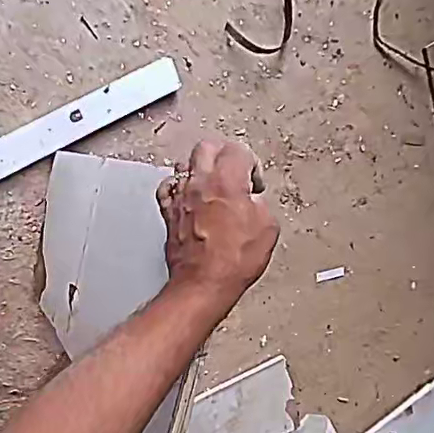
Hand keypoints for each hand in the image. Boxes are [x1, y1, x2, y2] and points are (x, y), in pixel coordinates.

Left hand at [157, 140, 277, 303]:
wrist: (203, 284)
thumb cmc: (232, 261)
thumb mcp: (267, 228)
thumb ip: (259, 204)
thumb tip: (252, 202)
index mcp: (227, 180)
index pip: (237, 151)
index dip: (251, 165)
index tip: (254, 183)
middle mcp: (199, 184)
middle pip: (206, 148)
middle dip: (222, 156)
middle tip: (233, 172)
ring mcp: (180, 198)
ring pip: (184, 165)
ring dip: (199, 170)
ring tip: (211, 185)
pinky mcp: (168, 215)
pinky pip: (167, 189)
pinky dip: (176, 188)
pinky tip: (186, 197)